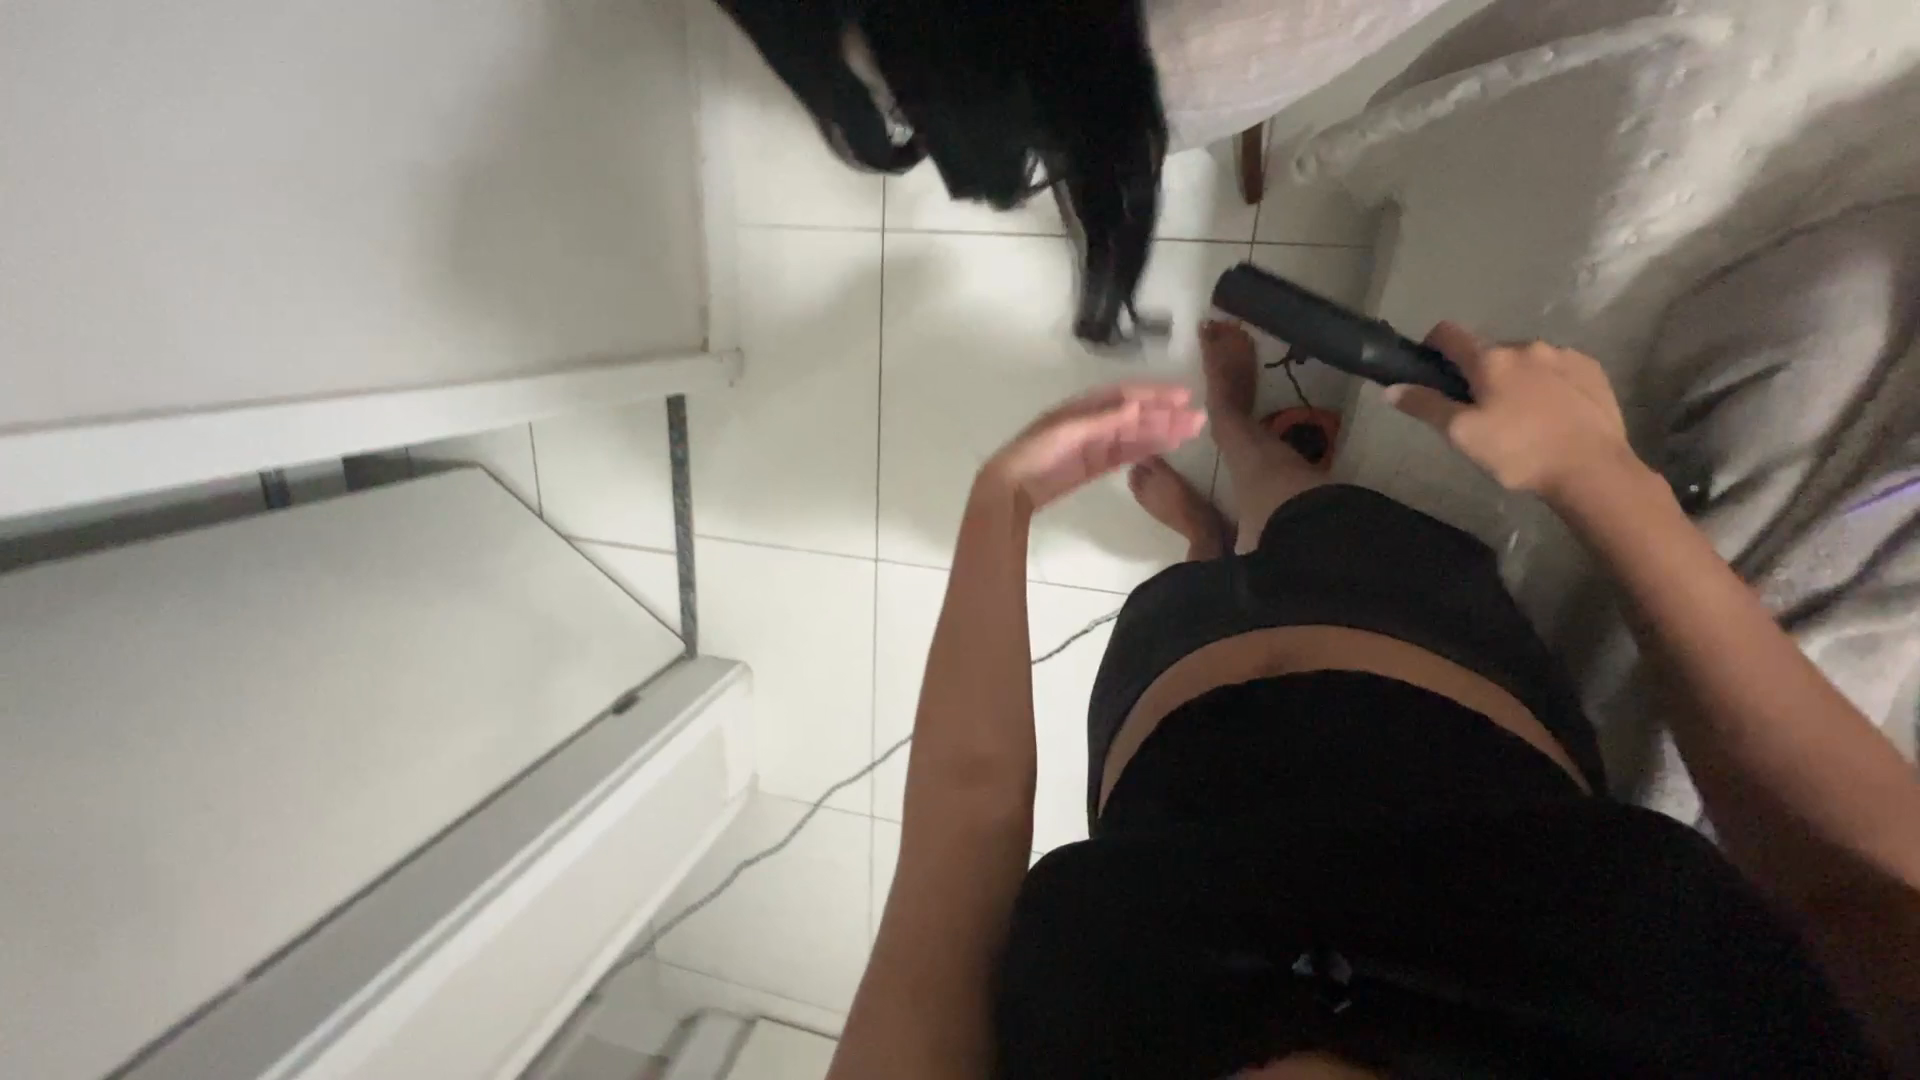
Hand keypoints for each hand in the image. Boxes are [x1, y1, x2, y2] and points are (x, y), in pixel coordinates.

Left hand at [982, 383, 1206, 510]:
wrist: (1010, 488)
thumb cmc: (1034, 453)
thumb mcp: (1066, 431)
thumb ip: (1102, 420)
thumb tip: (1136, 406)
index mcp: (1083, 408)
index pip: (1125, 396)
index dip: (1154, 394)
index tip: (1183, 396)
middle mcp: (1092, 422)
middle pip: (1135, 415)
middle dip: (1165, 414)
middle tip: (1197, 417)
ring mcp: (1093, 445)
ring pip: (1134, 434)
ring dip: (1162, 431)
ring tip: (1191, 431)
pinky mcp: (1093, 466)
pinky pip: (1125, 454)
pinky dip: (1146, 449)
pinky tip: (1166, 446)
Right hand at [1385, 322, 1642, 504]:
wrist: (1592, 469)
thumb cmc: (1518, 451)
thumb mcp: (1460, 433)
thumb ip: (1425, 406)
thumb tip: (1391, 388)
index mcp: (1491, 359)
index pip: (1449, 334)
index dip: (1432, 346)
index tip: (1429, 370)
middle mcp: (1527, 346)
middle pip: (1488, 351)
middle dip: (1477, 373)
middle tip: (1476, 411)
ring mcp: (1564, 356)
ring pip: (1523, 360)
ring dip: (1512, 378)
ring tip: (1517, 416)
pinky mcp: (1592, 370)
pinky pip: (1556, 368)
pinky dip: (1544, 384)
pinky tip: (1548, 414)